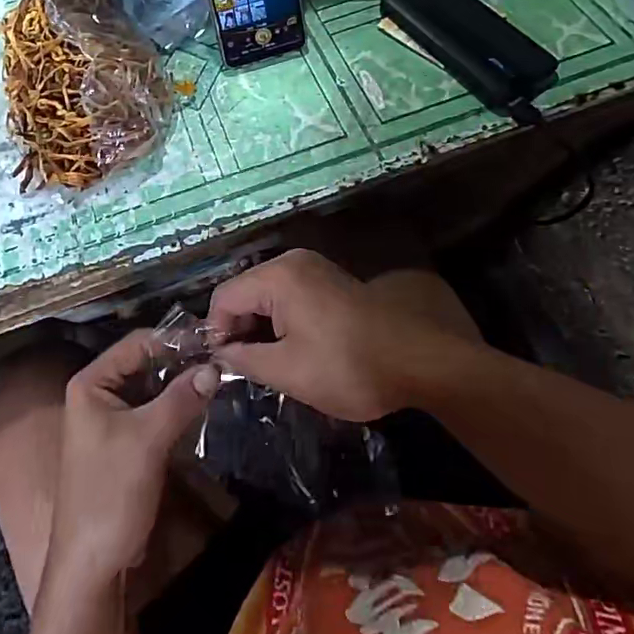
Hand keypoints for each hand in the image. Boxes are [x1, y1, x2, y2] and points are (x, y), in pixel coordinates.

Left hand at [46, 329, 220, 583]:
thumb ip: (181, 399)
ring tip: (220, 376)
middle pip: (145, 364)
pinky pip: (155, 411)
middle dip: (181, 361)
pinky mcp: (127, 442)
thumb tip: (215, 367)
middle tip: (221, 357)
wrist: (93, 564)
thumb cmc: (110, 493)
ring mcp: (112, 419)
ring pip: (153, 388)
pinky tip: (205, 404)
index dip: (174, 339)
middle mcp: (99, 394)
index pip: (137, 343)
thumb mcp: (148, 440)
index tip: (212, 339)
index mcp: (91, 384)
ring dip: (182, 384)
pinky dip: (178, 407)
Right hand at [206, 249, 467, 421]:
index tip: (221, 367)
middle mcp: (293, 262)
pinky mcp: (330, 280)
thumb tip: (219, 355)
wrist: (418, 359)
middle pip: (244, 291)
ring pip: (266, 294)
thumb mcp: (288, 371)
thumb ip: (244, 359)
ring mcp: (314, 268)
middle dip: (237, 329)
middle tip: (241, 369)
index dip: (215, 333)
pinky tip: (291, 349)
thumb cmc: (348, 366)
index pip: (224, 298)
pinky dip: (281, 319)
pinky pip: (289, 294)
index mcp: (278, 277)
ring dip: (260, 326)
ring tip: (265, 364)